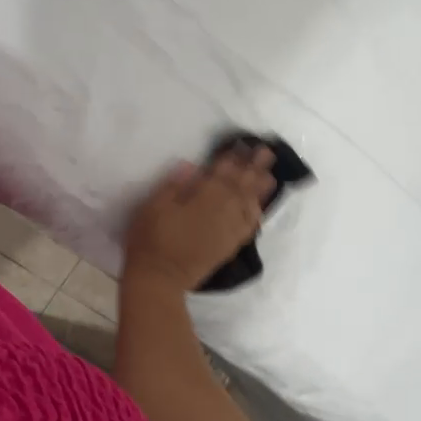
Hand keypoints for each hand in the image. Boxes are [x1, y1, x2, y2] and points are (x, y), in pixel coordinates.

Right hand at [124, 146, 274, 293]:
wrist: (159, 276)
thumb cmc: (150, 238)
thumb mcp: (153, 206)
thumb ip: (174, 186)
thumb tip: (193, 167)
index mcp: (203, 199)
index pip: (221, 174)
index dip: (232, 158)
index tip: (242, 144)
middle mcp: (222, 213)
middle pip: (241, 186)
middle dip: (253, 168)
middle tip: (266, 152)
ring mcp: (229, 230)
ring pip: (250, 204)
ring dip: (260, 188)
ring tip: (271, 175)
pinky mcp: (230, 245)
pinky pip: (249, 225)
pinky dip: (257, 213)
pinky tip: (259, 207)